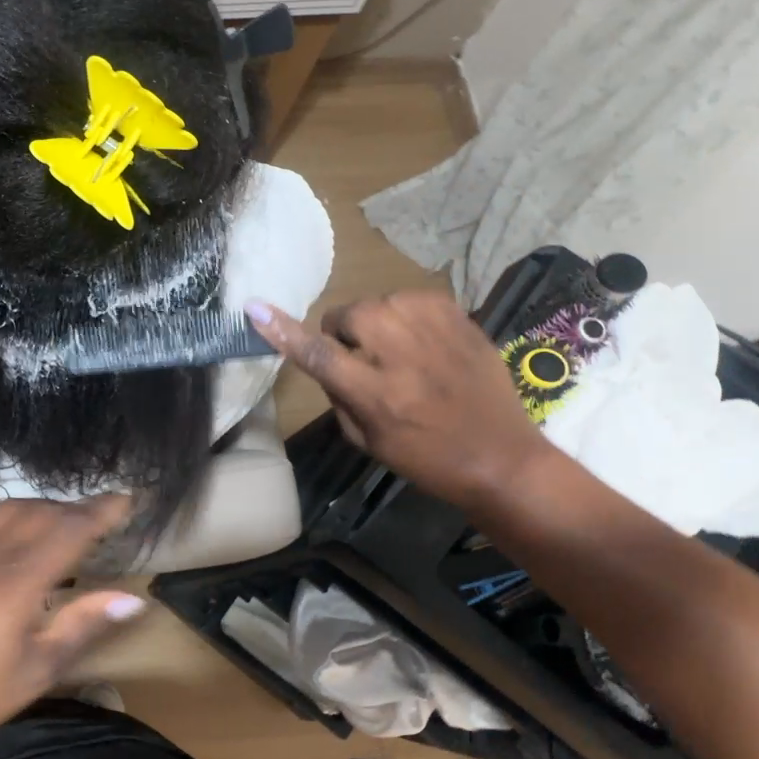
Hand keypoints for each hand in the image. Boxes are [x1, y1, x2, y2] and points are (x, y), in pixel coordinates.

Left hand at [0, 496, 144, 757]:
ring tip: (65, 524)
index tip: (127, 500)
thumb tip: (132, 598)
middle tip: (103, 519)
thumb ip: (83, 625)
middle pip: (40, 513)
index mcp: (14, 585)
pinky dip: (7, 515)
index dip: (101, 512)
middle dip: (75, 509)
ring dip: (42, 509)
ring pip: (7, 509)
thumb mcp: (38, 671)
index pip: (68, 530)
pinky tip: (15, 532)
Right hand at [247, 292, 555, 510]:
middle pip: (351, 314)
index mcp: (377, 395)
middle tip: (359, 356)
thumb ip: (339, 394)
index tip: (256, 309)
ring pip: (382, 301)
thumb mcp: (366, 440)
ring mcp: (439, 333)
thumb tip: (327, 359)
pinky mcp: (463, 320)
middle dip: (344, 331)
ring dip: (376, 321)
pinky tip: (420, 339)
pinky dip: (407, 315)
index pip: (318, 354)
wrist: (502, 458)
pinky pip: (415, 299)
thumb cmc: (425, 459)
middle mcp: (405, 356)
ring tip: (394, 349)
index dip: (283, 331)